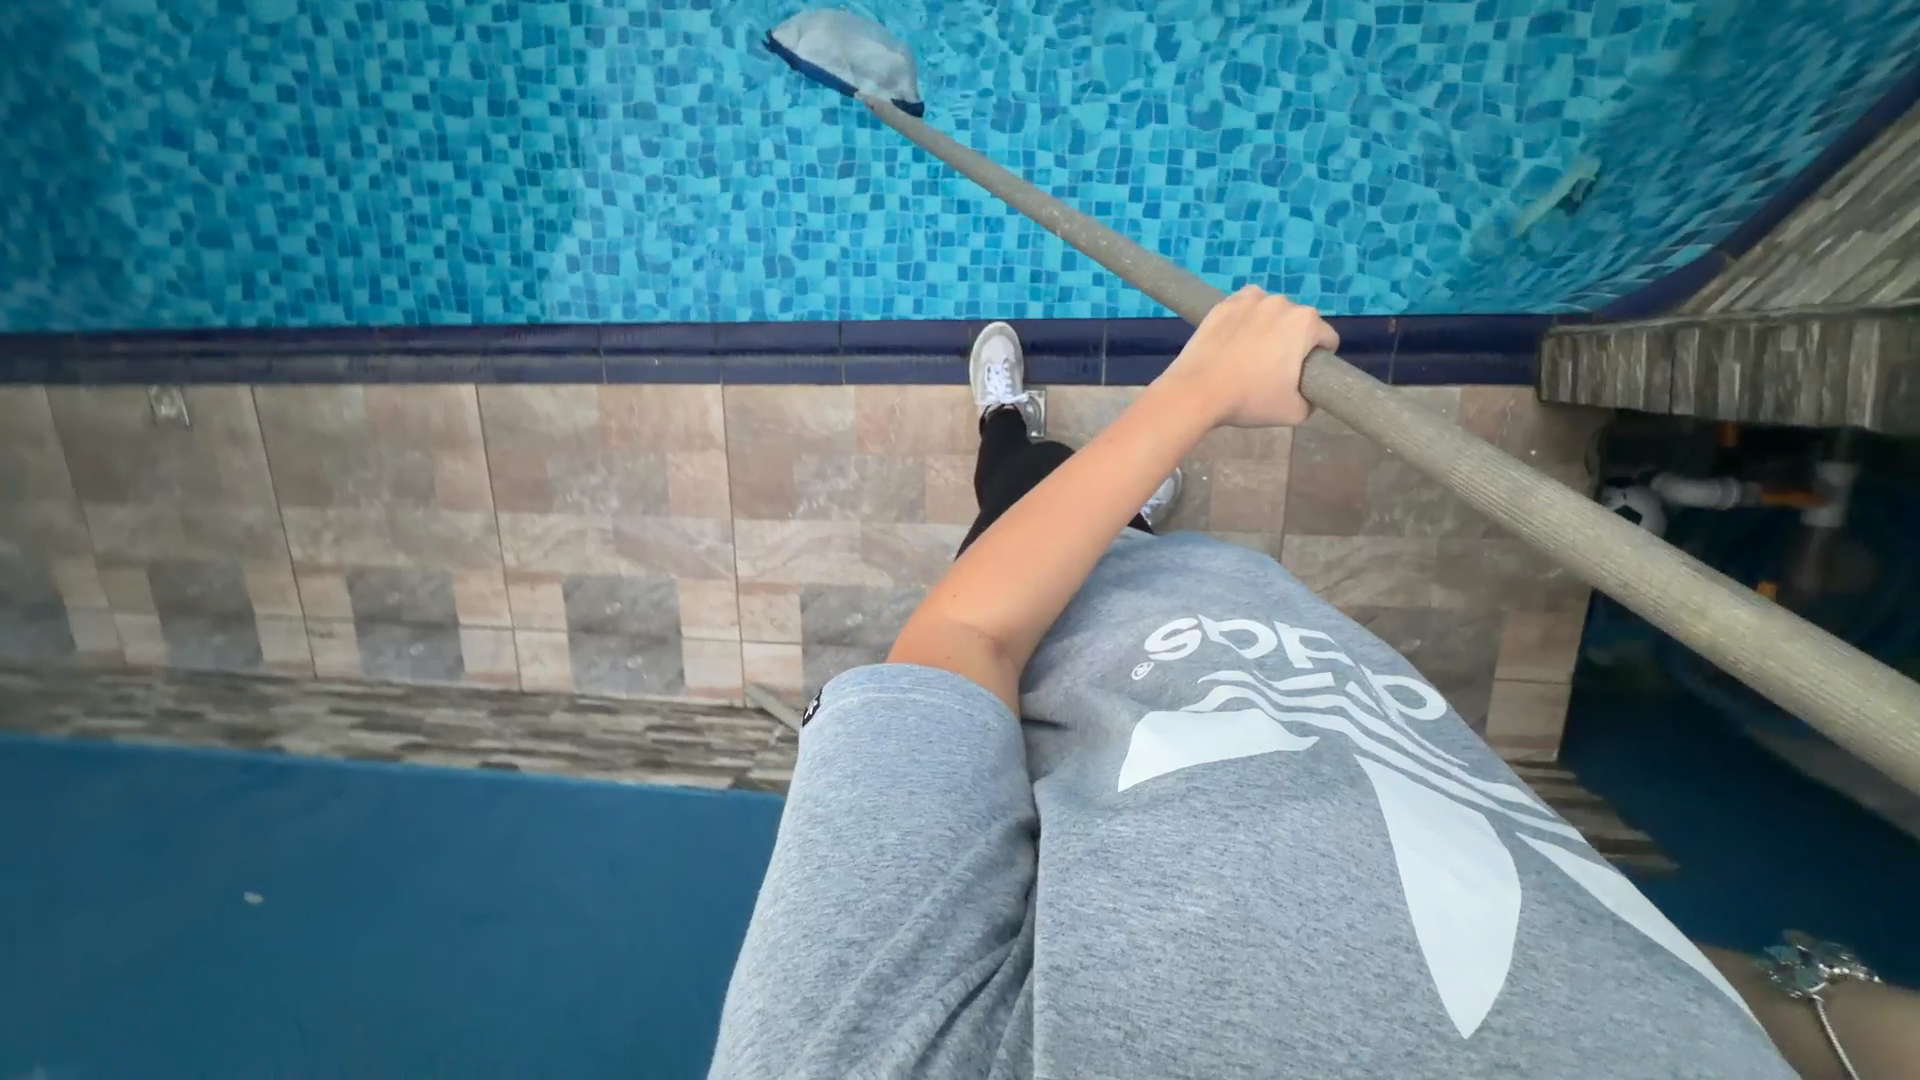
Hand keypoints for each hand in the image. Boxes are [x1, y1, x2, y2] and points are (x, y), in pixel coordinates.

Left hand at [1156, 285, 1337, 427]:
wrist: (1196, 391)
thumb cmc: (1248, 400)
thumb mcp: (1294, 412)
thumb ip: (1312, 401)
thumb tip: (1309, 394)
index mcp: (1306, 323)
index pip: (1327, 339)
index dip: (1318, 360)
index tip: (1300, 375)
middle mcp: (1281, 302)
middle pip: (1298, 324)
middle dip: (1291, 343)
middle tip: (1270, 369)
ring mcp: (1249, 299)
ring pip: (1271, 313)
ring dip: (1269, 328)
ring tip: (1249, 355)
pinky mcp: (1223, 304)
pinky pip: (1244, 309)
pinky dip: (1244, 320)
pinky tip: (1234, 340)